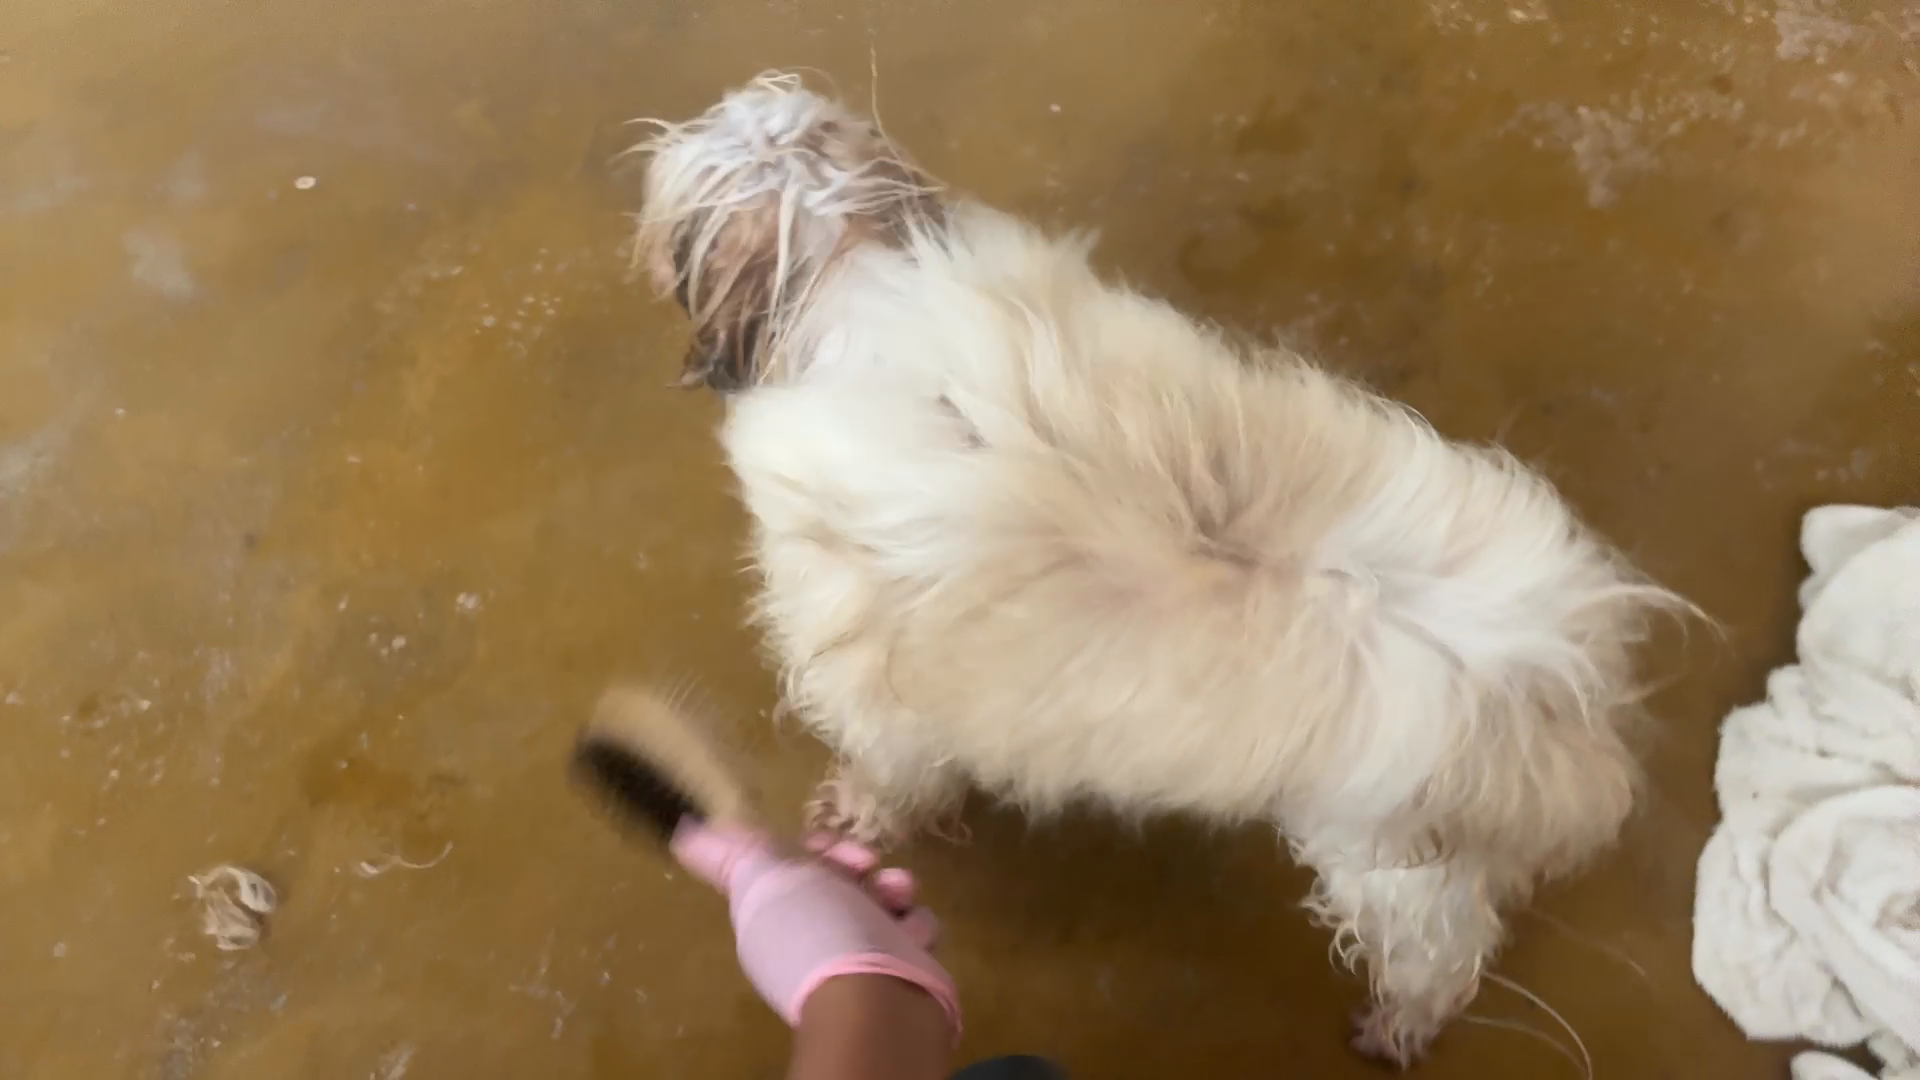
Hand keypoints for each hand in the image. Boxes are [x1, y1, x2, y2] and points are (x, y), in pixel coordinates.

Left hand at [670, 822, 961, 1039]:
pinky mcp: (903, 962)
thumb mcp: (764, 878)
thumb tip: (686, 833)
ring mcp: (863, 950)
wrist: (873, 994)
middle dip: (858, 863)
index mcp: (782, 915)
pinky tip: (912, 930)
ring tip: (899, 895)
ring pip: (884, 897)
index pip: (799, 868)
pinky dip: (916, 924)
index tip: (827, 847)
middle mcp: (819, 933)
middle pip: (844, 877)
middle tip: (869, 867)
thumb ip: (730, 855)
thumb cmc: (816, 928)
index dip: (816, 849)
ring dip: (894, 888)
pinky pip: (914, 926)